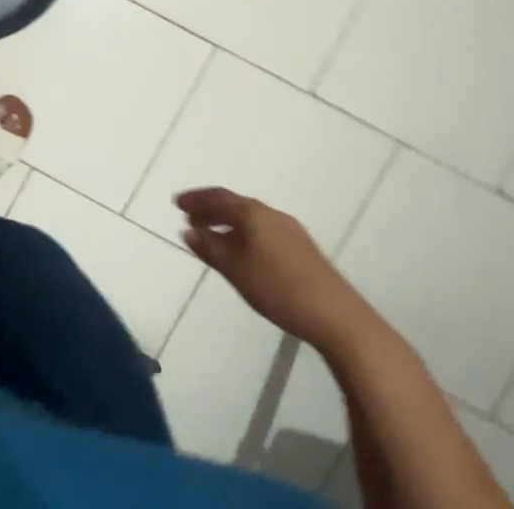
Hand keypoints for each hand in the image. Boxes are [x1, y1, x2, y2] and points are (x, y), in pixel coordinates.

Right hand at [176, 187, 377, 353]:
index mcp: (254, 214)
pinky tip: (241, 253)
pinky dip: (244, 235)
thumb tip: (189, 231)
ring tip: (211, 238)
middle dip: (211, 210)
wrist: (336, 316)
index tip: (176, 204)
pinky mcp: (302, 250)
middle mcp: (273, 216)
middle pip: (236, 205)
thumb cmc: (278, 288)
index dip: (196, 199)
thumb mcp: (235, 269)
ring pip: (251, 219)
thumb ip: (210, 248)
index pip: (219, 197)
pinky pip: (264, 232)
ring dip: (228, 224)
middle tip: (190, 220)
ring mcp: (291, 232)